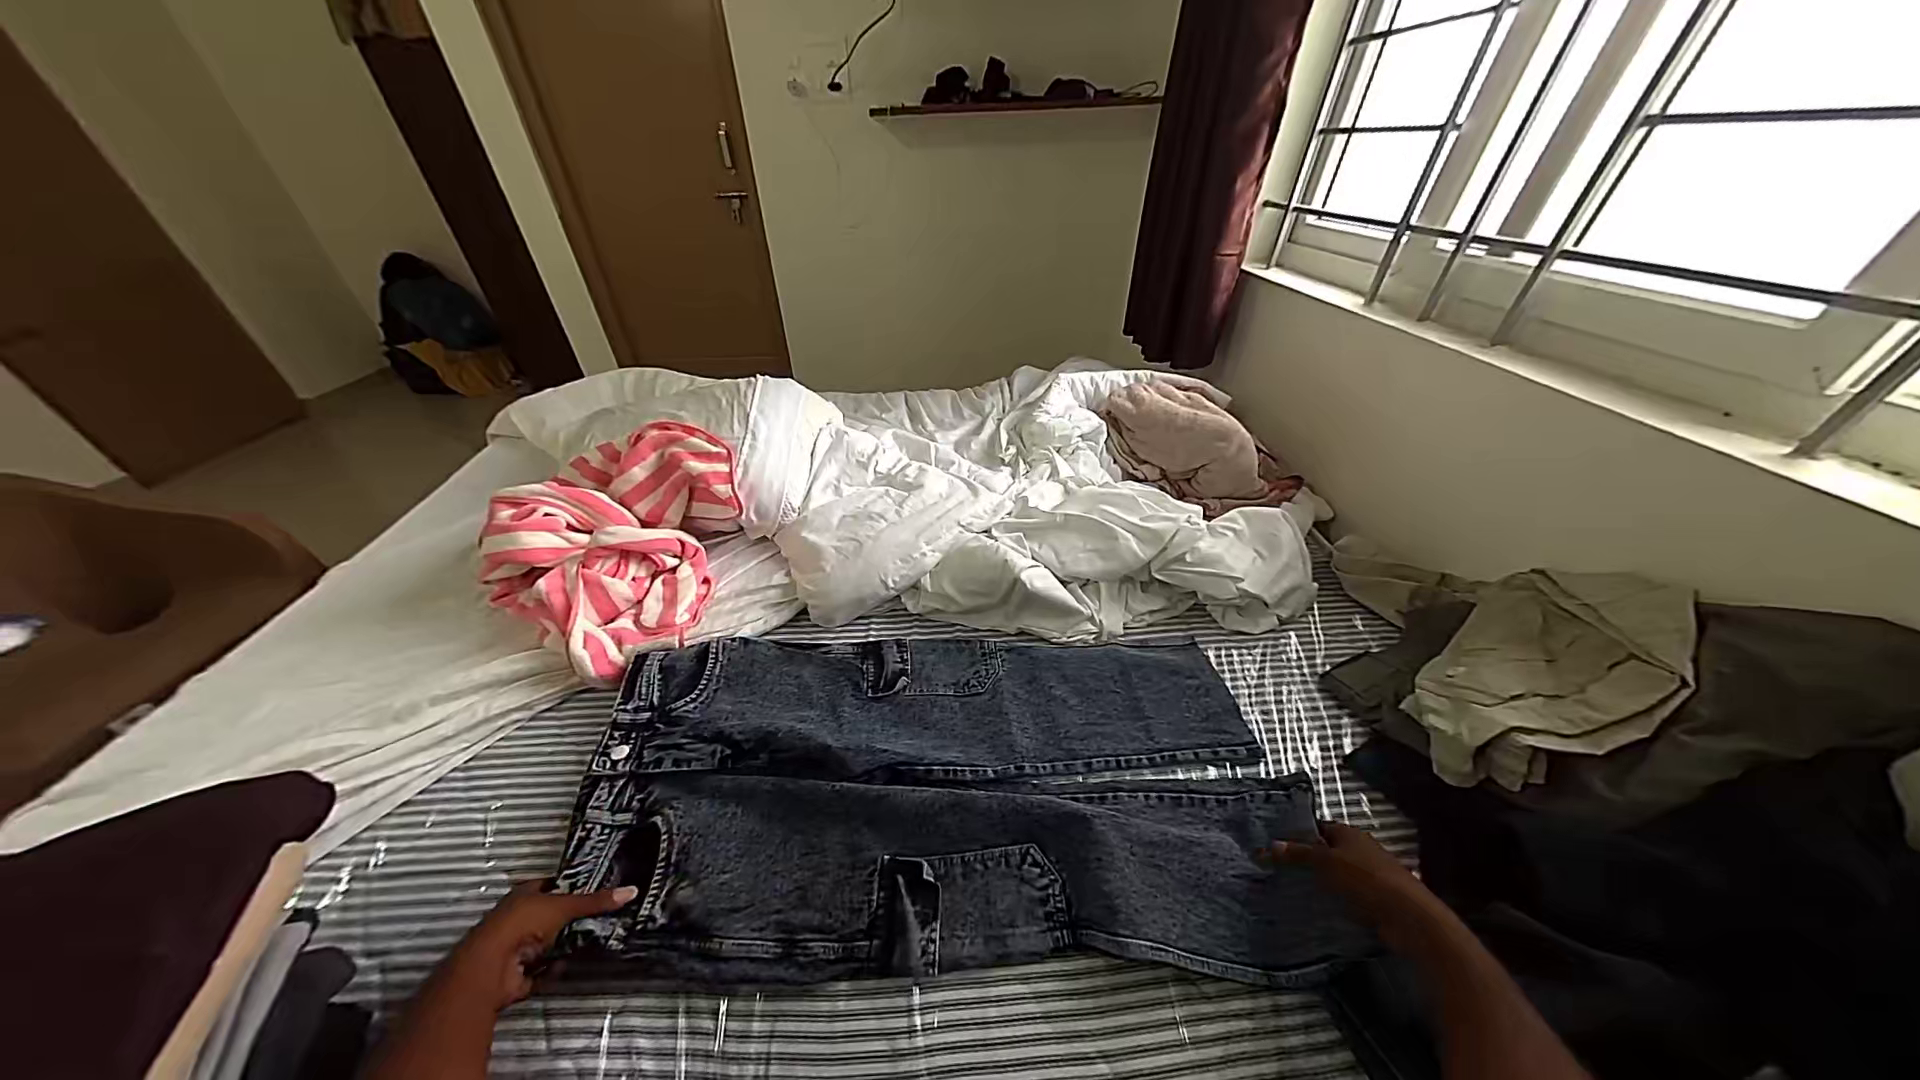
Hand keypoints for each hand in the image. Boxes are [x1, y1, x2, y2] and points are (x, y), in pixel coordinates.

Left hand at [436, 880, 636, 1011]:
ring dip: (566, 945)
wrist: (489, 970)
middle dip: (574, 917)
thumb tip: (632, 890)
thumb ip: (596, 901)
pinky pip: (545, 970)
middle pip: (553, 915)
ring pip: (550, 943)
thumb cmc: (521, 925)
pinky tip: (576, 963)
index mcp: (524, 895)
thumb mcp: (563, 906)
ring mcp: (517, 948)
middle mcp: (519, 919)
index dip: (572, 884)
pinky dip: (558, 968)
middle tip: (605, 913)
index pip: (552, 884)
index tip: (598, 886)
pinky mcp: (518, 974)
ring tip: (598, 937)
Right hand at [1261, 821, 1444, 951]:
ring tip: (1289, 888)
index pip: (1316, 827)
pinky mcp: (1375, 900)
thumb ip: (1298, 854)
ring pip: (1335, 875)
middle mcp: (1360, 850)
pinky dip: (1331, 899)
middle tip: (1276, 868)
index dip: (1296, 834)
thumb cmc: (1366, 880)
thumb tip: (1269, 846)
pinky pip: (1345, 895)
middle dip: (1304, 860)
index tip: (1274, 844)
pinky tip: (1314, 907)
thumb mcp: (1326, 862)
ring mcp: (1369, 876)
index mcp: (1349, 833)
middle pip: (1325, 851)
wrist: (1411, 920)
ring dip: (1317, 882)